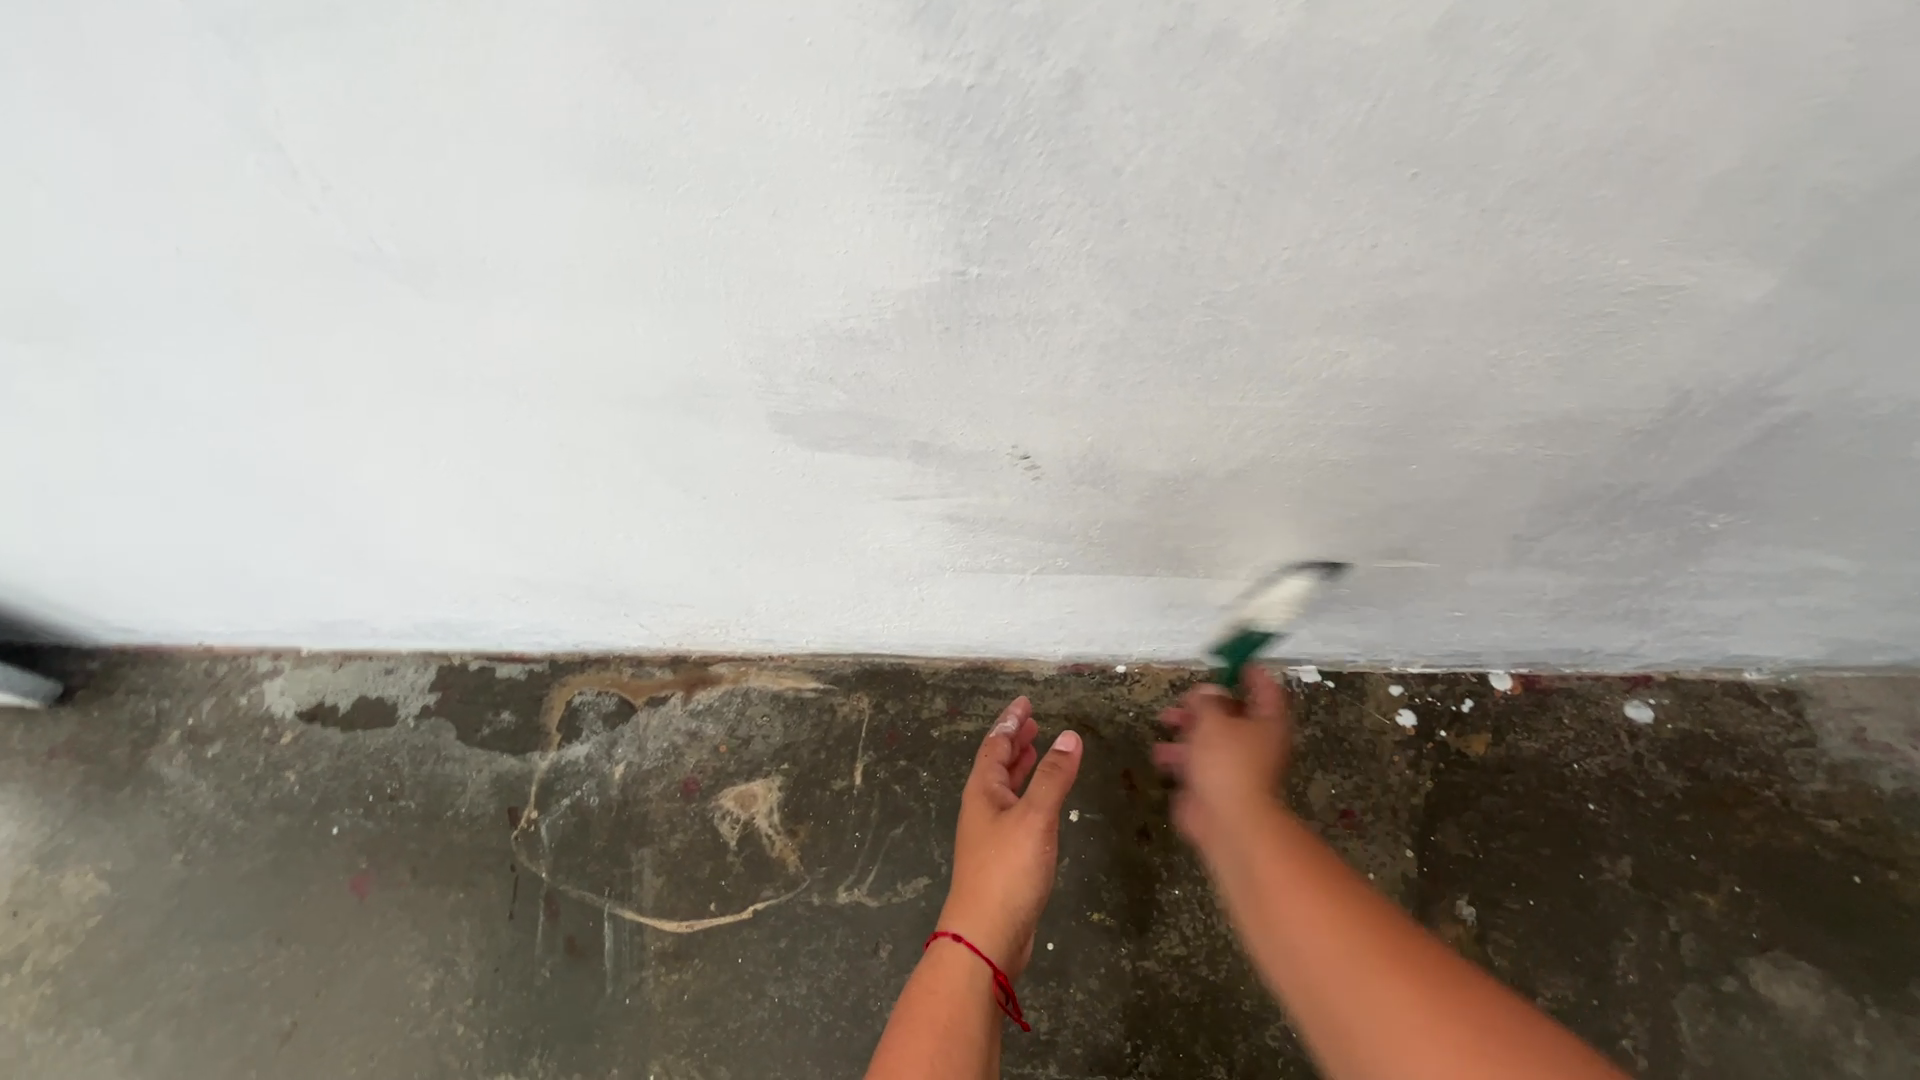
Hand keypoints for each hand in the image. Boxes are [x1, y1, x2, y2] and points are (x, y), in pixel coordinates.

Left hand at [935, 696, 1082, 980]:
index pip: (995, 743)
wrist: (986, 935)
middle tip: (1034, 721)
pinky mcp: (1002, 855)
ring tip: (1038, 749)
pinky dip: (1028, 794)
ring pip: (1005, 787)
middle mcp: (982, 806)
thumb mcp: (1035, 817)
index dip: (1011, 721)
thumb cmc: (1007, 870)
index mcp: (983, 790)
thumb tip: (1070, 735)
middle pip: (996, 763)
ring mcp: (990, 832)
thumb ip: (1054, 777)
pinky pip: (1015, 809)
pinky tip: (1042, 800)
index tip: (1026, 701)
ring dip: (1020, 766)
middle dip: (1015, 740)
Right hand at [1151, 666, 1293, 859]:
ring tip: (1166, 721)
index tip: (1236, 662)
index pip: (1266, 689)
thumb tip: (1208, 691)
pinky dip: (1181, 756)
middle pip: (1232, 714)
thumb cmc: (1227, 763)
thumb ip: (1207, 701)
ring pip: (1211, 738)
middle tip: (1184, 699)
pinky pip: (1198, 763)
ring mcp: (1236, 765)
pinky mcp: (1217, 785)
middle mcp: (1256, 741)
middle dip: (1205, 704)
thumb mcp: (1214, 721)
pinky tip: (1162, 755)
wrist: (1228, 822)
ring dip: (1187, 728)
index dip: (1252, 673)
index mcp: (1267, 722)